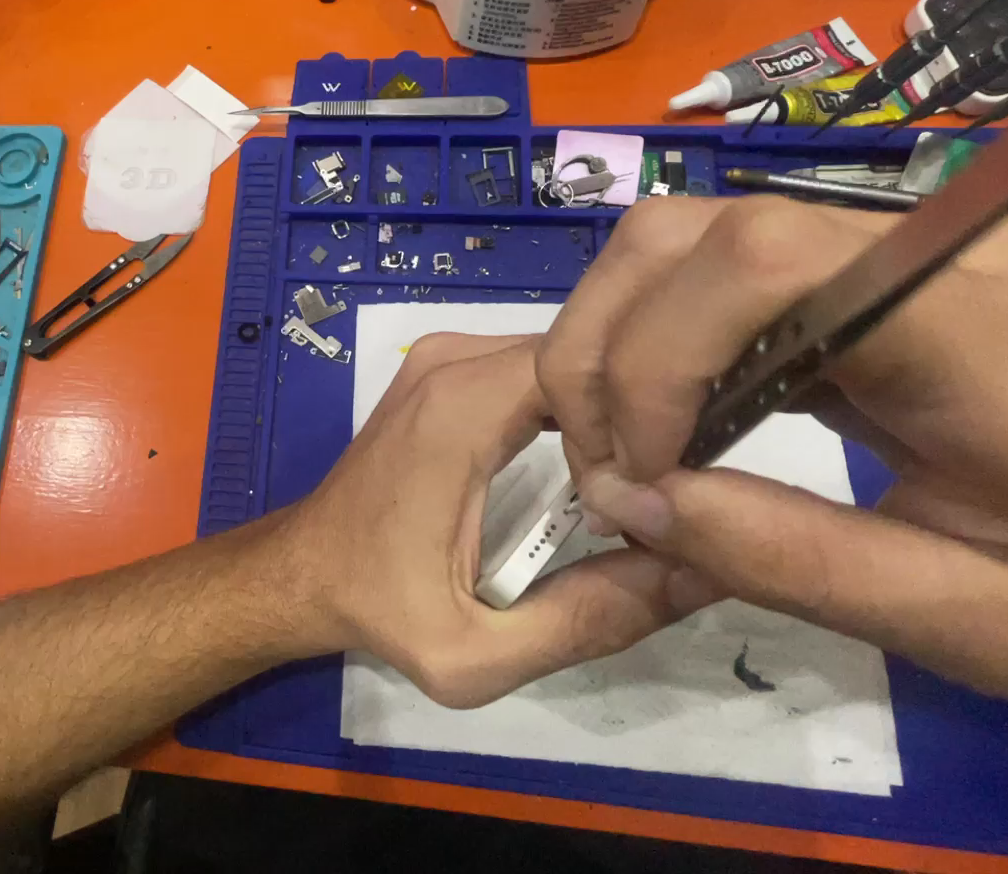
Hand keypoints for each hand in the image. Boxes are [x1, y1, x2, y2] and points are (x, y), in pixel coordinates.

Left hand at [270, 334, 712, 708]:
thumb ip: (589, 618)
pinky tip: (589, 462)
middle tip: (666, 486)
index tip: (663, 491)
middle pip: (579, 358)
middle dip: (631, 415)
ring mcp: (441, 356)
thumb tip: (700, 573)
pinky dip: (567, 406)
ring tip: (633, 480)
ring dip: (603, 411)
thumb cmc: (379, 606)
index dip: (643, 422)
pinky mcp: (441, 369)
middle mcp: (450, 361)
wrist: (307, 568)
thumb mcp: (478, 650)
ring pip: (559, 358)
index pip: (590, 369)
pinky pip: (529, 368)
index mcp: (458, 409)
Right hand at [536, 195, 1007, 701]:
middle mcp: (918, 248)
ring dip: (605, 336)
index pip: (767, 263)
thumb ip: (794, 561)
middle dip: (604, 354)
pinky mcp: (838, 258)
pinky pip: (693, 263)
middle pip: (687, 235)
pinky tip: (658, 409)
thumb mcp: (984, 627)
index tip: (640, 472)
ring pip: (669, 235)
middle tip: (605, 470)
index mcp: (990, 336)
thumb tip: (626, 501)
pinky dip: (638, 332)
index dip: (660, 357)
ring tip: (617, 440)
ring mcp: (874, 239)